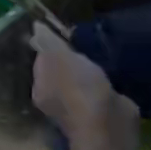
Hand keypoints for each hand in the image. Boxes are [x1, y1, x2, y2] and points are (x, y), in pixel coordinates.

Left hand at [30, 23, 136, 145]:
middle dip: (72, 60)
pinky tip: (115, 74)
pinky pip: (101, 92)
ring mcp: (80, 108)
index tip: (67, 33)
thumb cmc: (78, 87)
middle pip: (62, 73)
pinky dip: (105, 84)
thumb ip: (48, 41)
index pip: (42, 62)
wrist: (107, 122)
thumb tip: (36, 27)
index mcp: (41, 87)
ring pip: (82, 83)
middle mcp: (56, 100)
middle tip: (87, 42)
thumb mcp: (59, 57)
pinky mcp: (102, 112)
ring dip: (90, 73)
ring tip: (102, 56)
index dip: (52, 47)